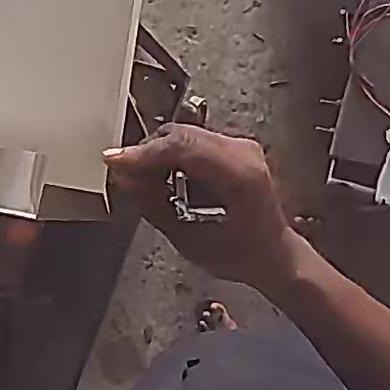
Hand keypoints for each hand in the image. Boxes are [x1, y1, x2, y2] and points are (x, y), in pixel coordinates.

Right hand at [104, 124, 314, 290]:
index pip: (183, 147)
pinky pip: (194, 141)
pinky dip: (173, 157)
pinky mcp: (236, 147)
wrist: (275, 254)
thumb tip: (127, 179)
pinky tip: (167, 180)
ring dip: (159, 154)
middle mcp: (244, 152)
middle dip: (148, 153)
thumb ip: (156, 207)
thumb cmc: (241, 255)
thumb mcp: (191, 241)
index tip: (115, 161)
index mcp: (240, 175)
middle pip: (182, 135)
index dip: (143, 153)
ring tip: (146, 183)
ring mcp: (242, 146)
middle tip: (126, 177)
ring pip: (185, 135)